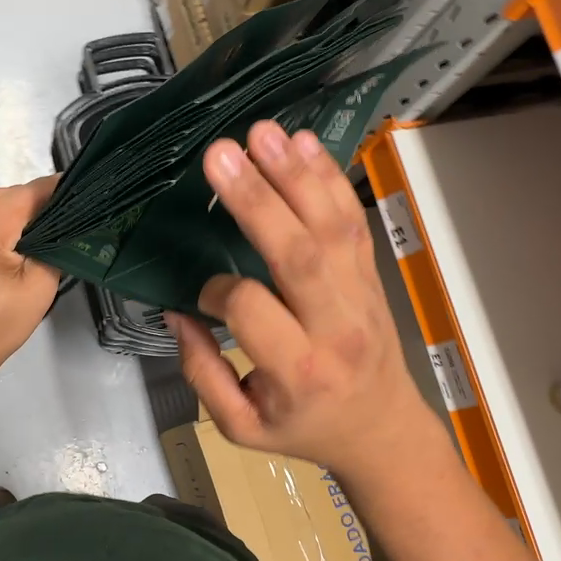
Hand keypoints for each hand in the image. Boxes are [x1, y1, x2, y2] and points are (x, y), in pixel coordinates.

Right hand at [167, 121, 431, 481]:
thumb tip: (179, 315)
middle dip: (257, 200)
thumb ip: (203, 375)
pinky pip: (353, 222)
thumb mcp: (242, 427)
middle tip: (219, 154)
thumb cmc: (304, 428)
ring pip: (331, 228)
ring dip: (296, 174)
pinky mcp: (371, 274)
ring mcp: (361, 295)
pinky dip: (331, 178)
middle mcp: (335, 326)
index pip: (251, 309)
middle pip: (298, 255)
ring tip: (261, 132)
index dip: (217, 292)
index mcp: (299, 370)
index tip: (201, 296)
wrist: (381, 428)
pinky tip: (304, 142)